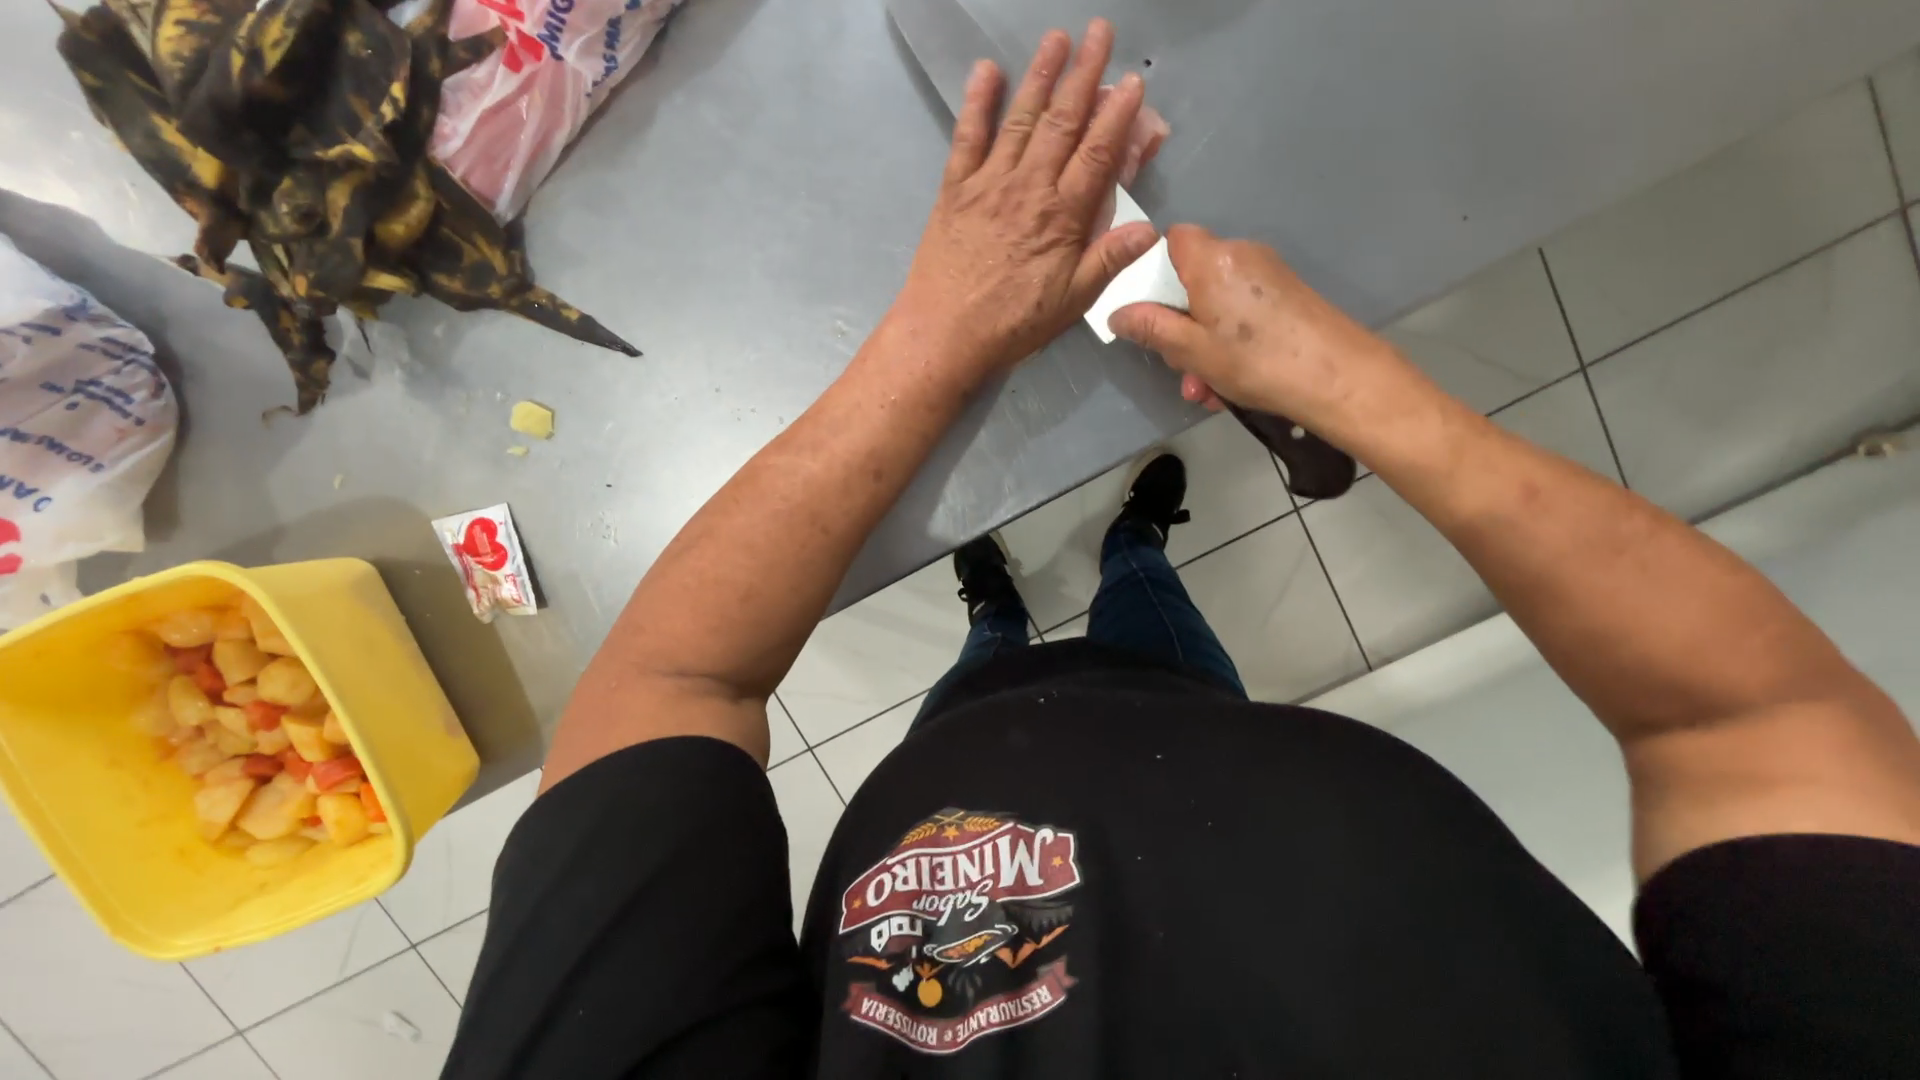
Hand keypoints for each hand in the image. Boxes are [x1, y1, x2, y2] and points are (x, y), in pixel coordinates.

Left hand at [890, 20, 1160, 381]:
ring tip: (1056, 39)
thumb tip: (1151, 229)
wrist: (944, 333)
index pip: (1097, 154)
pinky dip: (977, 103)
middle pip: (1062, 123)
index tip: (1132, 83)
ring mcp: (989, 184)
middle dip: (1084, 75)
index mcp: (1062, 216)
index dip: (1118, 116)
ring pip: (1020, 120)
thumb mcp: (1071, 302)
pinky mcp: (955, 190)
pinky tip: (986, 72)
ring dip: (1040, 76)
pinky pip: (967, 138)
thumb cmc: (1012, 324)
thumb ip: (1108, 259)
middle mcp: (1028, 188)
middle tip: (1100, 33)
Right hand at [1109, 227, 1413, 432]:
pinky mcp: (1287, 295)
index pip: (1174, 238)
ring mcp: (1269, 274)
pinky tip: (1232, 383)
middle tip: (1180, 367)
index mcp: (1213, 260)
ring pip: (1218, 304)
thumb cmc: (1255, 360)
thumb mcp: (1190, 351)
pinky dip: (1231, 342)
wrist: (1336, 376)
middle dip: (1179, 324)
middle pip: (1194, 278)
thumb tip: (1117, 314)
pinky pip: (1243, 312)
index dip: (1155, 268)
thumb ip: (1150, 328)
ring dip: (1204, 344)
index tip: (1150, 308)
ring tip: (1207, 389)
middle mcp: (1241, 255)